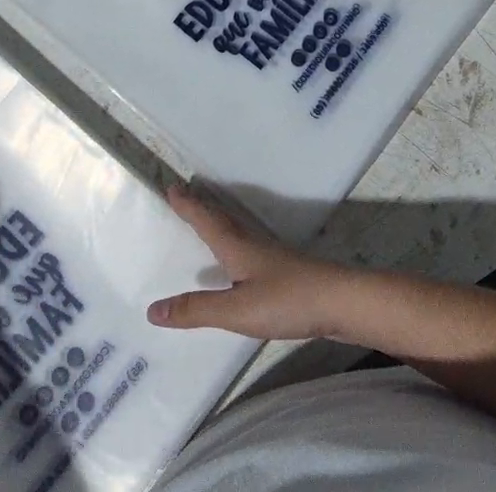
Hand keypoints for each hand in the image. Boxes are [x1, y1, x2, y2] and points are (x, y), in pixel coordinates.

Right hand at [147, 185, 355, 340]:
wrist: (343, 302)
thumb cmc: (288, 300)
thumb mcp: (237, 310)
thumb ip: (196, 310)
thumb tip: (152, 309)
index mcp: (237, 247)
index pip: (207, 220)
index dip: (188, 205)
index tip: (172, 185)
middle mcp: (253, 245)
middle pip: (222, 220)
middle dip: (201, 209)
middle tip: (184, 197)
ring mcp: (272, 258)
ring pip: (237, 234)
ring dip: (219, 225)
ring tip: (205, 224)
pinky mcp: (286, 274)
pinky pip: (250, 253)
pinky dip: (234, 250)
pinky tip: (238, 265)